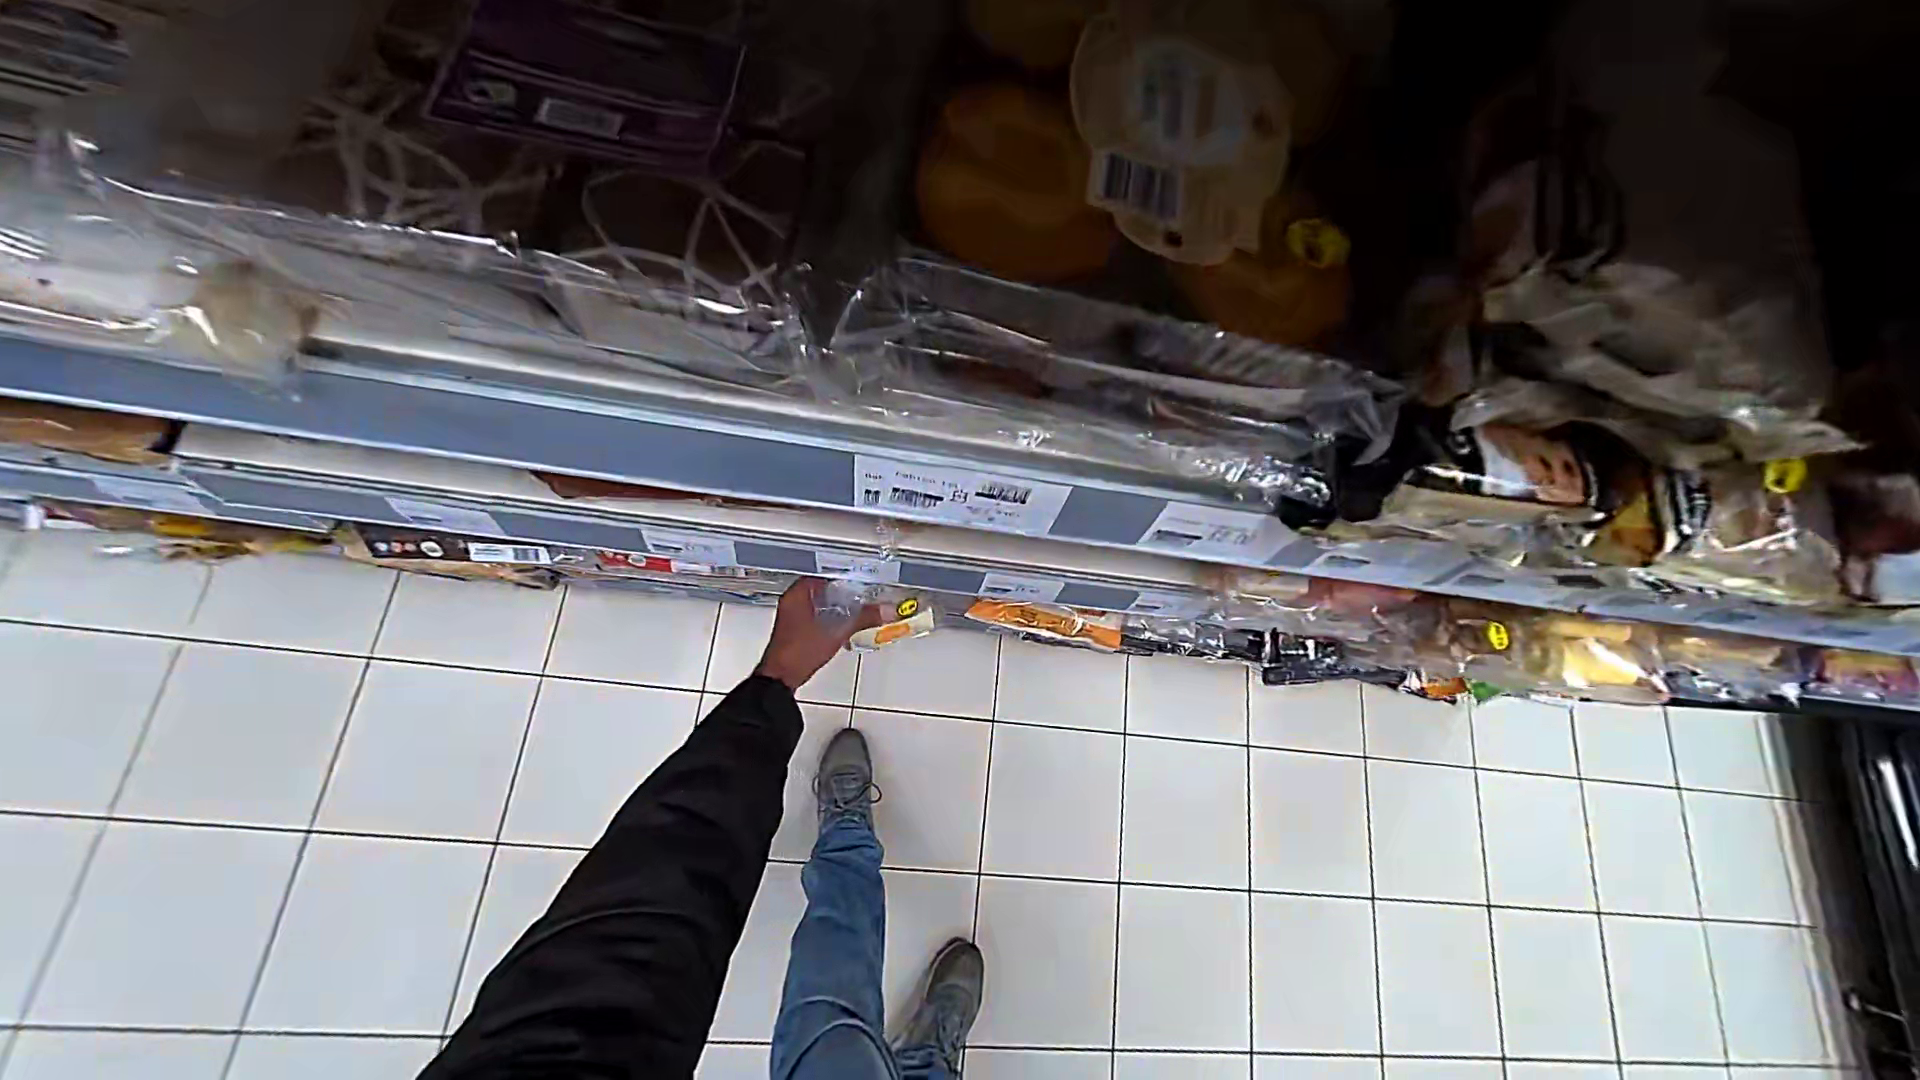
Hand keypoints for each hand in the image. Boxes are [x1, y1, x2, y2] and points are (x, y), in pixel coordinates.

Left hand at [755, 579, 883, 689]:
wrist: (782, 678)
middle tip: (857, 597)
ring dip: (834, 609)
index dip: (840, 579)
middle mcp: (790, 604)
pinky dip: (827, 621)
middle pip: (820, 592)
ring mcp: (791, 619)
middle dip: (839, 595)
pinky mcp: (794, 633)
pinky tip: (841, 628)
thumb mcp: (837, 631)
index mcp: (796, 596)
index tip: (855, 583)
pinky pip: (814, 619)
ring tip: (853, 612)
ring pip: (817, 606)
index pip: (821, 577)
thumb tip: (885, 611)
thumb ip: (863, 618)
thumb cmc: (800, 651)